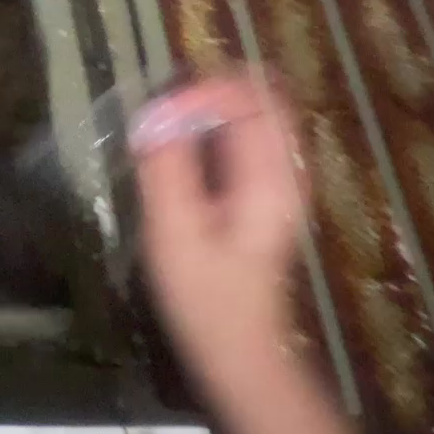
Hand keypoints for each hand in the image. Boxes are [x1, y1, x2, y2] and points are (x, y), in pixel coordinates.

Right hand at [133, 75, 306, 393]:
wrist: (236, 347)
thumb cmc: (206, 294)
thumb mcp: (176, 230)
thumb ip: (166, 168)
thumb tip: (151, 112)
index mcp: (270, 178)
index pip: (252, 100)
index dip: (204, 91)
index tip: (160, 108)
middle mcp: (282, 169)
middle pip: (258, 97)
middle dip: (207, 87)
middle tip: (159, 98)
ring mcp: (274, 178)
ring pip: (250, 110)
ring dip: (206, 101)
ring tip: (161, 111)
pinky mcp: (258, 188)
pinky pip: (240, 132)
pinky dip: (209, 121)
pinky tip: (176, 134)